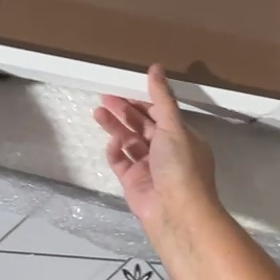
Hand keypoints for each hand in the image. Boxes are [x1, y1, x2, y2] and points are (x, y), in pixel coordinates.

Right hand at [94, 65, 218, 233]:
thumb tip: (156, 67)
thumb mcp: (174, 126)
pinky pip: (121, 162)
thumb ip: (161, 98)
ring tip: (97, 112)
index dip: (141, 100)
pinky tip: (111, 142)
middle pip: (141, 126)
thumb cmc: (180, 166)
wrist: (176, 212)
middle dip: (124, 111)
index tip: (123, 88)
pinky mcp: (133, 182)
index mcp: (182, 137)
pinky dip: (115, 151)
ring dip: (115, 127)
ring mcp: (149, 167)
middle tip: (104, 96)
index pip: (159, 113)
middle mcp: (166, 151)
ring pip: (128, 142)